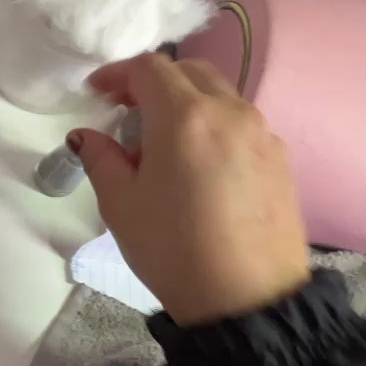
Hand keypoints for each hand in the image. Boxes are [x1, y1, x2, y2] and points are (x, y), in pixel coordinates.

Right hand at [70, 53, 310, 324]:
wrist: (246, 296)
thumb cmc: (170, 247)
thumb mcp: (119, 203)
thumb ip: (100, 158)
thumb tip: (87, 136)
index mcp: (184, 118)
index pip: (150, 69)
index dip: (117, 73)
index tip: (96, 92)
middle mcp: (229, 112)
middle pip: (190, 72)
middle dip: (153, 81)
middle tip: (124, 109)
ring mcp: (261, 133)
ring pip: (218, 95)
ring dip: (183, 102)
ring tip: (156, 140)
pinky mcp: (278, 158)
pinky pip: (238, 123)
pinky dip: (209, 125)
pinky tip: (192, 163)